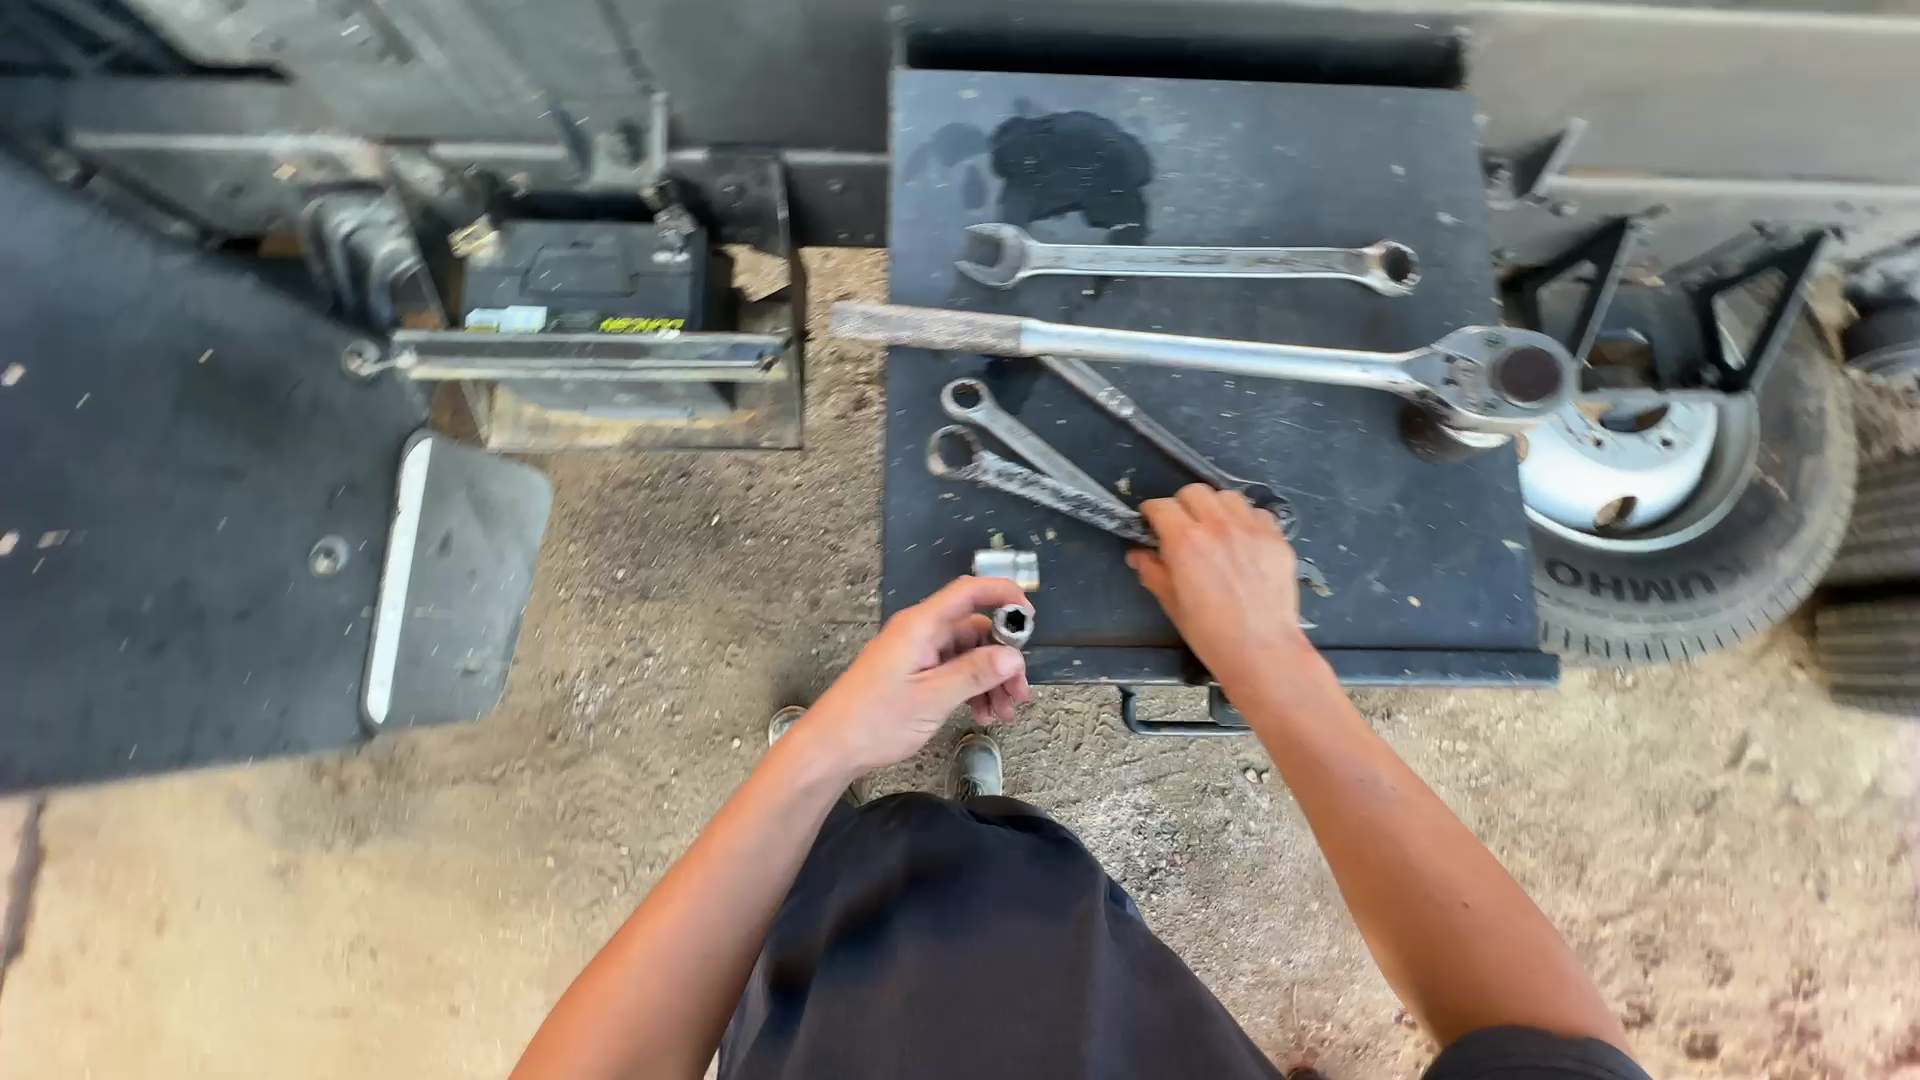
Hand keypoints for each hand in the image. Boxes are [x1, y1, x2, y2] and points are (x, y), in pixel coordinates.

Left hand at [798, 576, 1032, 775]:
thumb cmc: (876, 720)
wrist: (831, 747)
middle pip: (975, 630)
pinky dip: (971, 689)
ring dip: (990, 680)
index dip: (1003, 595)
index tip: (1030, 617)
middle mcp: (921, 632)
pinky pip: (953, 671)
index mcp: (921, 625)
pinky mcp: (913, 673)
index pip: (969, 592)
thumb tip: (1013, 656)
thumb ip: (974, 673)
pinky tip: (982, 715)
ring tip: (1003, 714)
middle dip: (1003, 659)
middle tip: (1020, 694)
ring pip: (968, 655)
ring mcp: (916, 652)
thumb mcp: (932, 698)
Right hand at [1126, 484, 1312, 694]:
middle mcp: (1218, 526)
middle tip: (1182, 526)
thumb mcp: (1170, 602)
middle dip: (1182, 505)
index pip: (1161, 506)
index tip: (1151, 523)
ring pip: (1227, 496)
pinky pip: (1258, 513)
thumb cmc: (1208, 632)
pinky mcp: (1277, 538)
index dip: (1152, 513)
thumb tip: (1138, 554)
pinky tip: (1243, 541)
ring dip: (1215, 507)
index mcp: (1185, 541)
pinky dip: (1245, 520)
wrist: (1260, 648)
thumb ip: (1152, 571)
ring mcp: (1251, 529)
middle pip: (1194, 492)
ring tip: (1215, 529)